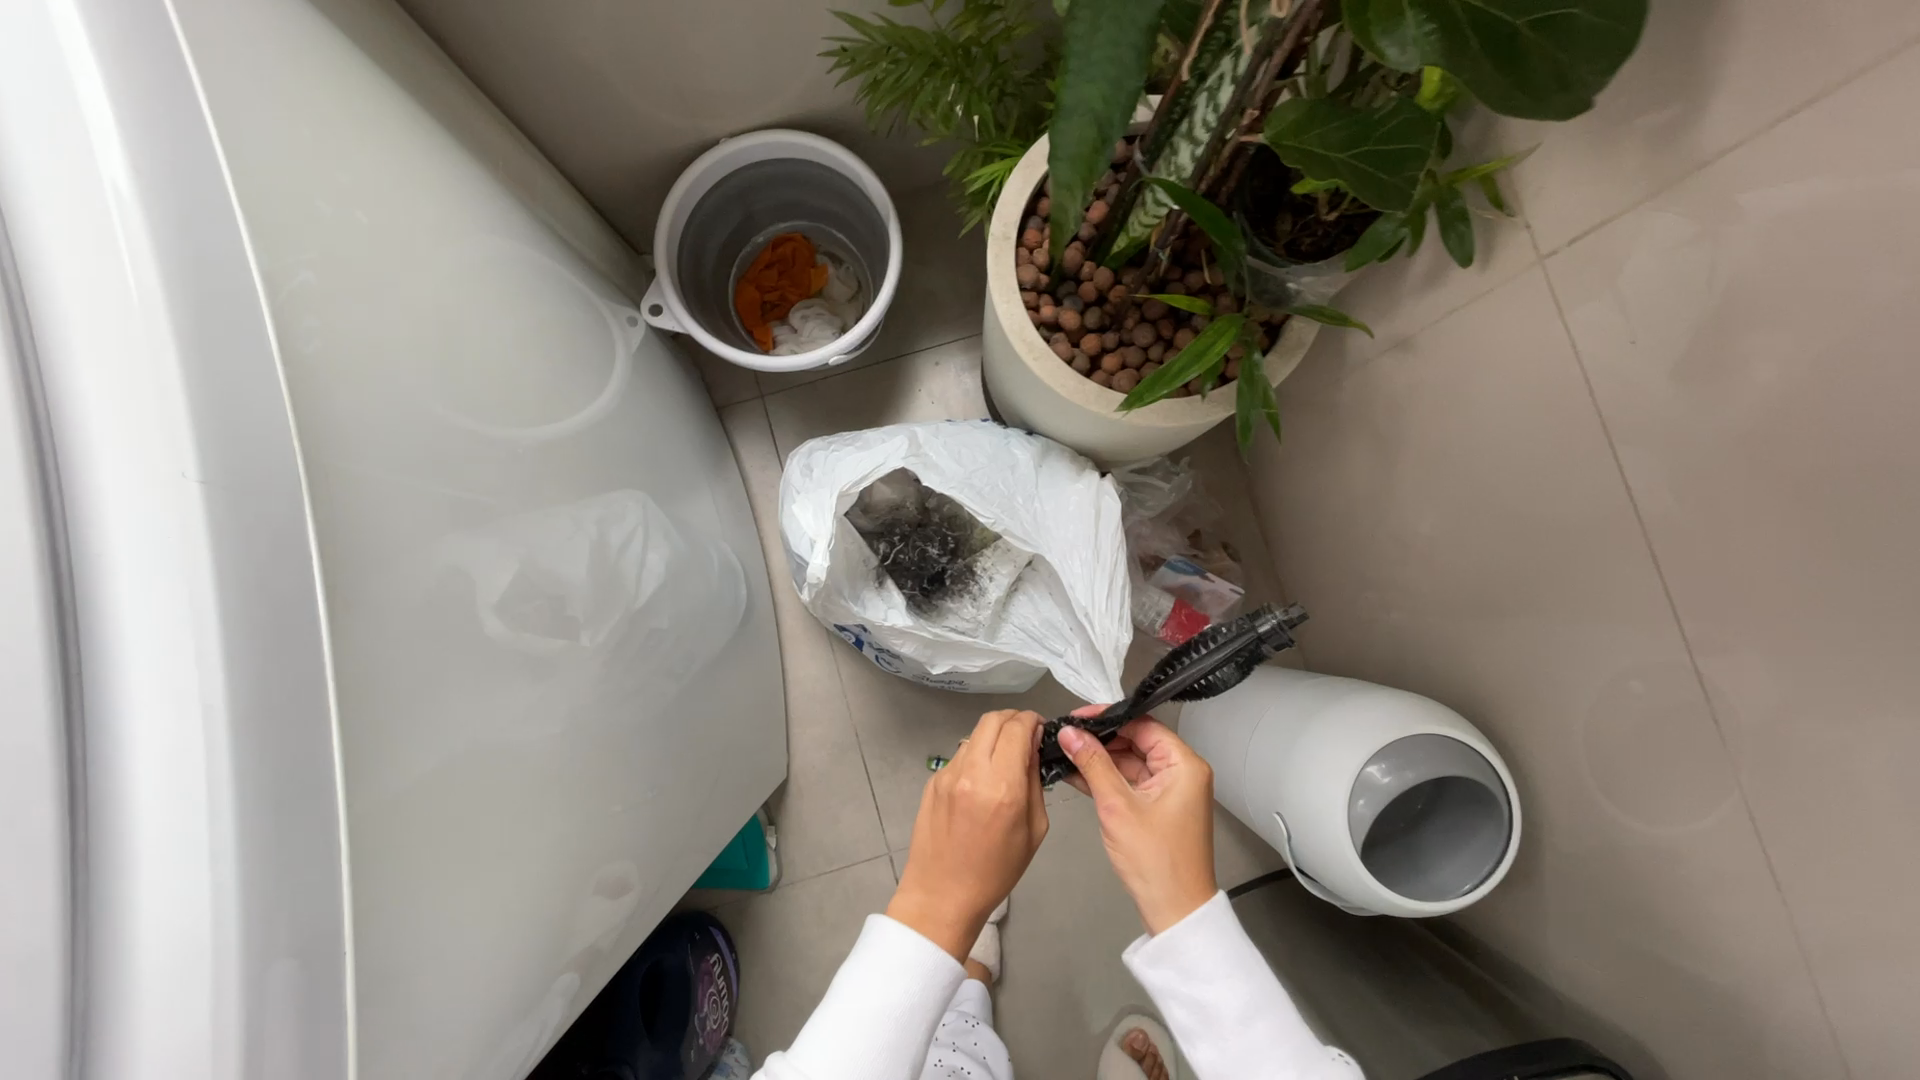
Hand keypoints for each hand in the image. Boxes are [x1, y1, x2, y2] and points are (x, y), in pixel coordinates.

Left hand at [888, 710, 1049, 959]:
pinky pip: (960, 756)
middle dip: (1013, 719)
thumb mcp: (1034, 829)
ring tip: (1004, 760)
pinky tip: (981, 781)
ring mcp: (948, 774)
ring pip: (975, 735)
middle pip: (993, 719)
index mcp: (1003, 786)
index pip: (1017, 727)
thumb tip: (1032, 747)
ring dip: (993, 737)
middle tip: (1025, 734)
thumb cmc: (997, 870)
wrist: (942, 894)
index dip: (1032, 720)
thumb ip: (1034, 782)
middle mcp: (973, 772)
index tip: (1040, 728)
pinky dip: (976, 757)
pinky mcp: (933, 781)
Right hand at [1059, 708, 1217, 934]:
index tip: (1076, 717)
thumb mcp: (1117, 806)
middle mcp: (1182, 772)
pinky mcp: (1157, 807)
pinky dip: (1106, 778)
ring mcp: (1169, 790)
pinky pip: (1129, 782)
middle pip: (1136, 740)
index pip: (1143, 724)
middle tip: (1065, 734)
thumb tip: (1069, 732)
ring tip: (1064, 751)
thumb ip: (1092, 763)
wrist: (1174, 911)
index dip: (1108, 717)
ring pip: (1129, 761)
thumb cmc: (1154, 860)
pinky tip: (1076, 773)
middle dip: (1100, 739)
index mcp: (1184, 764)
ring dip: (1099, 759)